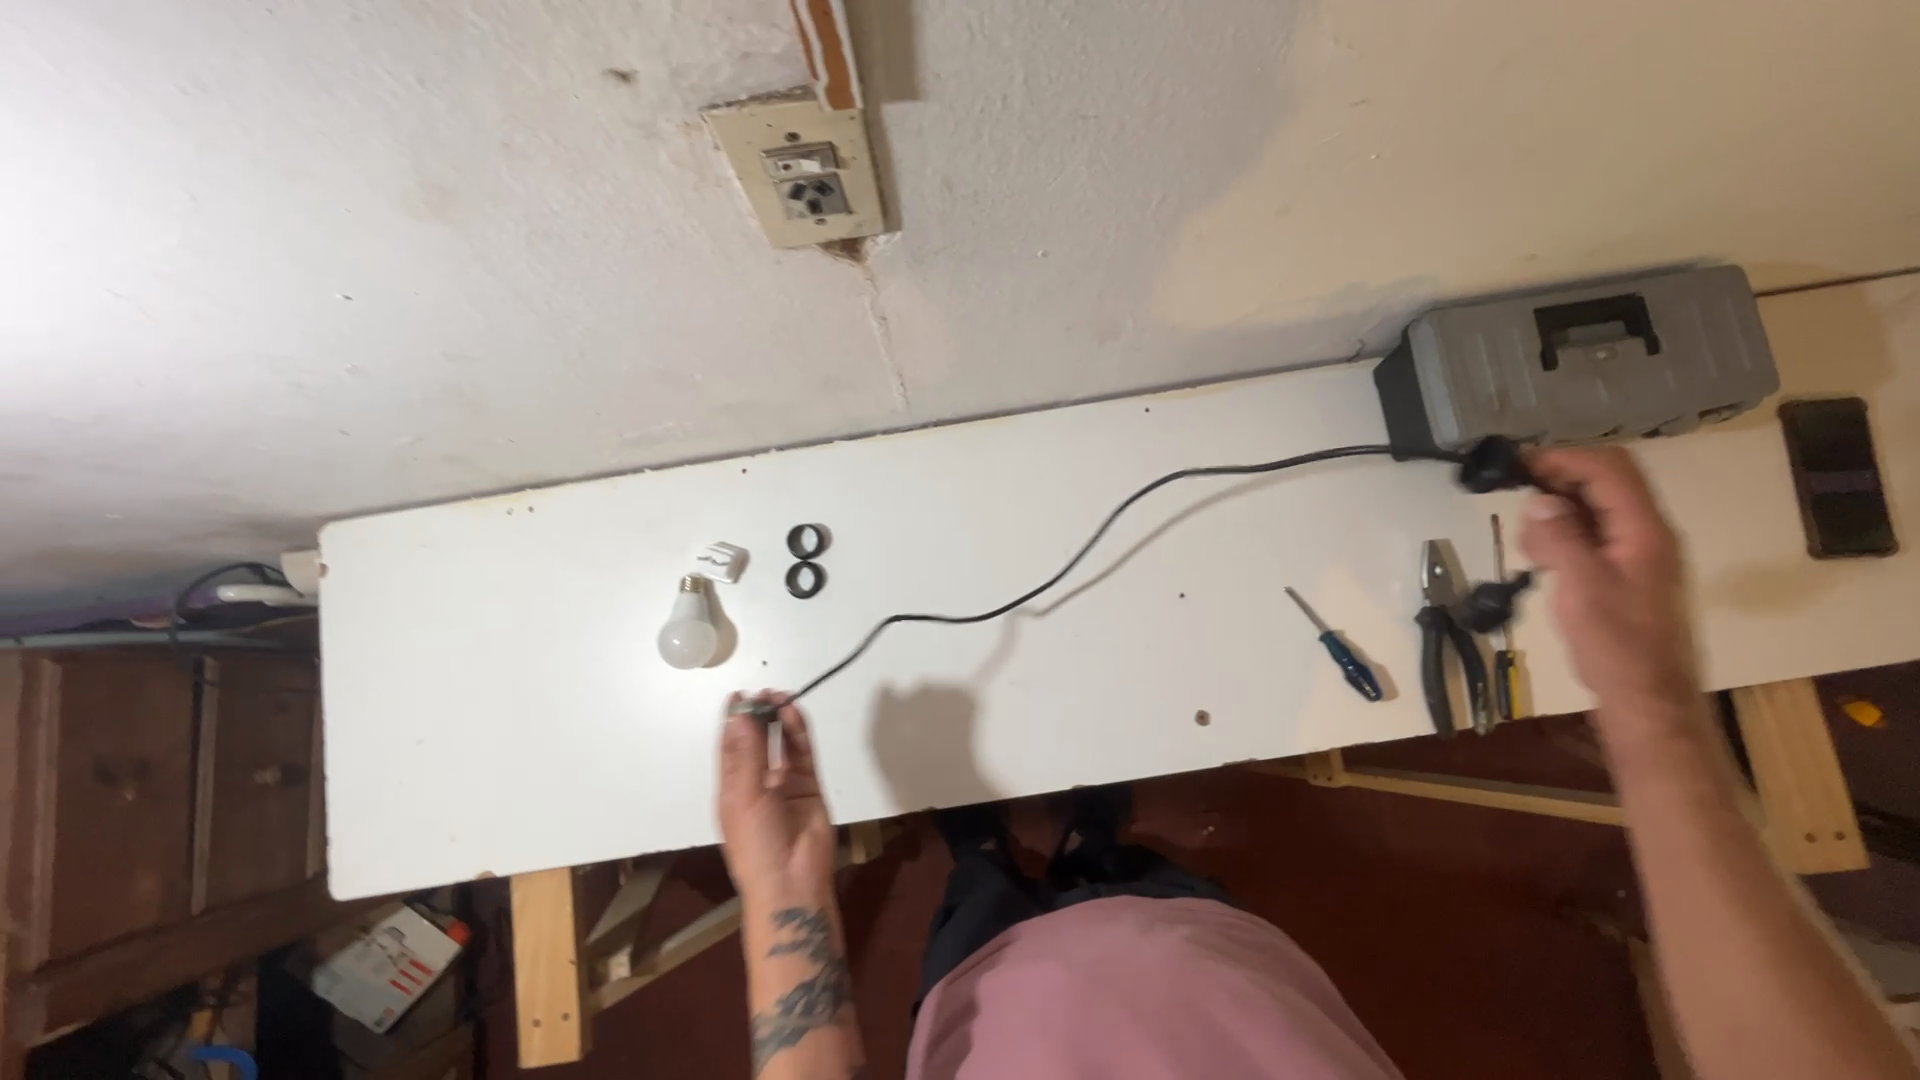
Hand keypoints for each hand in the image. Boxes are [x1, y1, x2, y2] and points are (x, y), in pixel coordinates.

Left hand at [717, 692, 837, 907]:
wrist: (790, 881)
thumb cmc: (755, 843)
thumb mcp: (744, 796)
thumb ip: (747, 753)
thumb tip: (740, 715)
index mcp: (731, 790)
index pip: (730, 747)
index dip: (732, 721)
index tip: (737, 694)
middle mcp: (756, 783)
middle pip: (757, 741)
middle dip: (758, 716)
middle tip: (764, 691)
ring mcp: (784, 784)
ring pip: (781, 743)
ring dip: (779, 720)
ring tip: (780, 695)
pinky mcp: (809, 786)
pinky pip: (803, 753)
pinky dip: (799, 732)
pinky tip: (794, 713)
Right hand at [1519, 446, 1700, 723]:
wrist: (1646, 697)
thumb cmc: (1616, 645)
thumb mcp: (1582, 588)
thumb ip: (1561, 539)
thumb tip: (1539, 501)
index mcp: (1645, 531)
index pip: (1609, 470)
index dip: (1563, 458)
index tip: (1516, 465)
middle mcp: (1647, 533)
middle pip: (1606, 481)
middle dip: (1558, 479)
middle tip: (1514, 493)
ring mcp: (1637, 552)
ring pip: (1596, 507)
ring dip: (1556, 509)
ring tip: (1528, 539)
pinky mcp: (1623, 571)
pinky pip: (1592, 533)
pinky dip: (1562, 532)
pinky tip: (1541, 556)